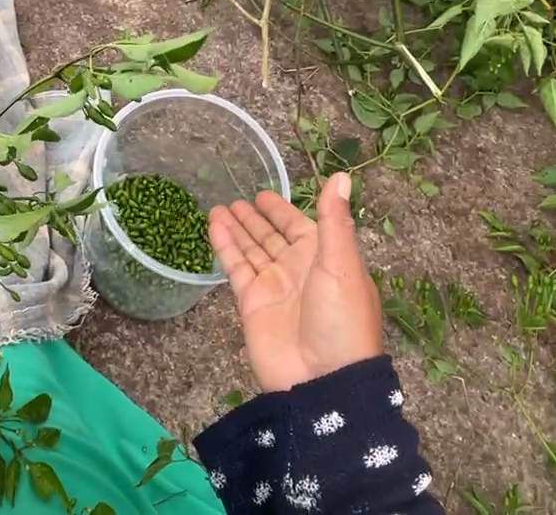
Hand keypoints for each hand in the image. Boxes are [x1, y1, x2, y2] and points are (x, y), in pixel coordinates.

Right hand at [209, 172, 383, 391]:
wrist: (324, 380)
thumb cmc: (340, 318)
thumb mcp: (342, 263)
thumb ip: (334, 219)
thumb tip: (342, 175)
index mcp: (323, 257)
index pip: (298, 225)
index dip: (281, 210)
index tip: (262, 194)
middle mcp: (297, 269)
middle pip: (271, 237)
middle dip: (254, 219)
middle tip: (234, 199)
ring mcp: (273, 286)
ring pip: (250, 249)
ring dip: (236, 229)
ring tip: (217, 207)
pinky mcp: (252, 303)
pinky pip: (235, 267)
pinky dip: (224, 246)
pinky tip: (213, 226)